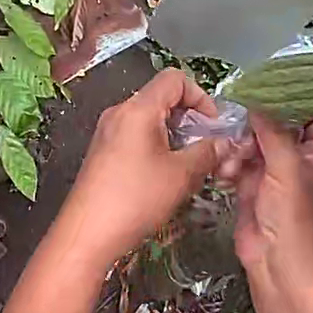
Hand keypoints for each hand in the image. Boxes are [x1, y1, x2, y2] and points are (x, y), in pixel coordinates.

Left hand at [57, 68, 222, 262]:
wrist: (87, 233)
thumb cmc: (134, 200)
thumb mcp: (181, 175)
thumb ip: (208, 152)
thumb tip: (225, 143)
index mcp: (137, 109)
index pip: (174, 79)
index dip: (201, 96)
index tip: (213, 125)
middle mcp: (119, 113)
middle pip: (162, 98)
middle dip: (189, 118)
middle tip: (206, 147)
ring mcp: (107, 132)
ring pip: (149, 119)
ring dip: (174, 135)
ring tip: (189, 165)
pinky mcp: (102, 151)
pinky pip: (135, 135)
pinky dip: (156, 145)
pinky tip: (165, 175)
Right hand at [233, 114, 312, 279]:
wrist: (279, 270)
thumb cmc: (295, 221)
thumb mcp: (288, 170)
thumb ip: (274, 133)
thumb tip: (258, 102)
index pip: (312, 118)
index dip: (294, 102)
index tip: (269, 85)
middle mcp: (297, 162)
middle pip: (275, 129)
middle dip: (255, 124)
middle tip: (239, 123)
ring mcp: (272, 176)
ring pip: (253, 146)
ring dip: (239, 147)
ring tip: (232, 159)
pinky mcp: (250, 190)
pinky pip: (237, 166)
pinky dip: (229, 164)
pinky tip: (224, 170)